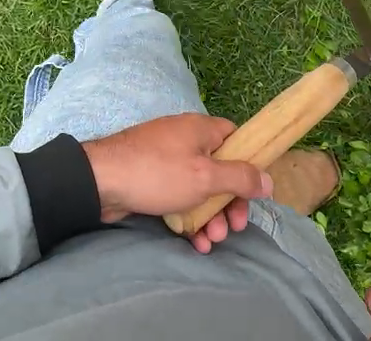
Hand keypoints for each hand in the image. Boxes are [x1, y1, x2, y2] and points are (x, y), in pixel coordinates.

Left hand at [80, 114, 272, 253]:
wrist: (101, 180)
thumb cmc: (158, 173)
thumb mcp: (205, 176)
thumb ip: (240, 178)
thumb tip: (269, 179)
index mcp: (200, 129)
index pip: (235, 138)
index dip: (249, 164)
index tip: (254, 192)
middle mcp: (184, 139)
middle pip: (220, 169)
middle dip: (229, 202)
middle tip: (233, 228)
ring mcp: (166, 159)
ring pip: (200, 188)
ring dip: (210, 216)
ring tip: (211, 240)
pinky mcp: (152, 179)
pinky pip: (179, 197)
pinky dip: (189, 217)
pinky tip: (194, 241)